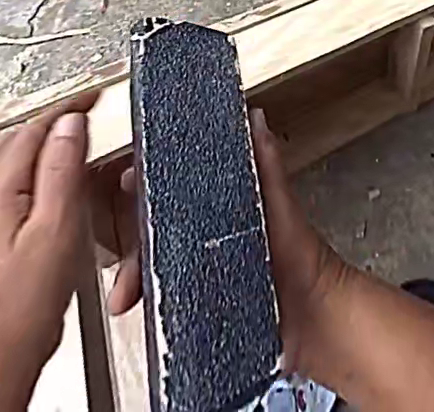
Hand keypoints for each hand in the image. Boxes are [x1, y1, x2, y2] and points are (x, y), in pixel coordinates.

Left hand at [0, 102, 94, 411]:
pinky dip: (41, 169)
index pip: (27, 134)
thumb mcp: (56, 226)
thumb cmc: (25, 301)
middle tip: (87, 107)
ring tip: (81, 135)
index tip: (94, 94)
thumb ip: (61, 171)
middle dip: (49, 119)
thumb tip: (69, 125)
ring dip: (43, 143)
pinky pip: (16, 188)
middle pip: (9, 145)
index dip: (63, 108)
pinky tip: (65, 180)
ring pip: (10, 166)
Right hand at [99, 109, 344, 372]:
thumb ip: (266, 162)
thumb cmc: (302, 256)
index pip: (181, 190)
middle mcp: (211, 238)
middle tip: (122, 264)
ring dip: (132, 280)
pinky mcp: (199, 307)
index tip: (126, 182)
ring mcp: (203, 273)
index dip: (151, 186)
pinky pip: (162, 304)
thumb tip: (254, 118)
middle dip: (132, 247)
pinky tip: (136, 312)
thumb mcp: (278, 202)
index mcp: (228, 208)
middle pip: (156, 233)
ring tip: (125, 296)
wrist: (311, 317)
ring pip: (153, 270)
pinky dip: (146, 307)